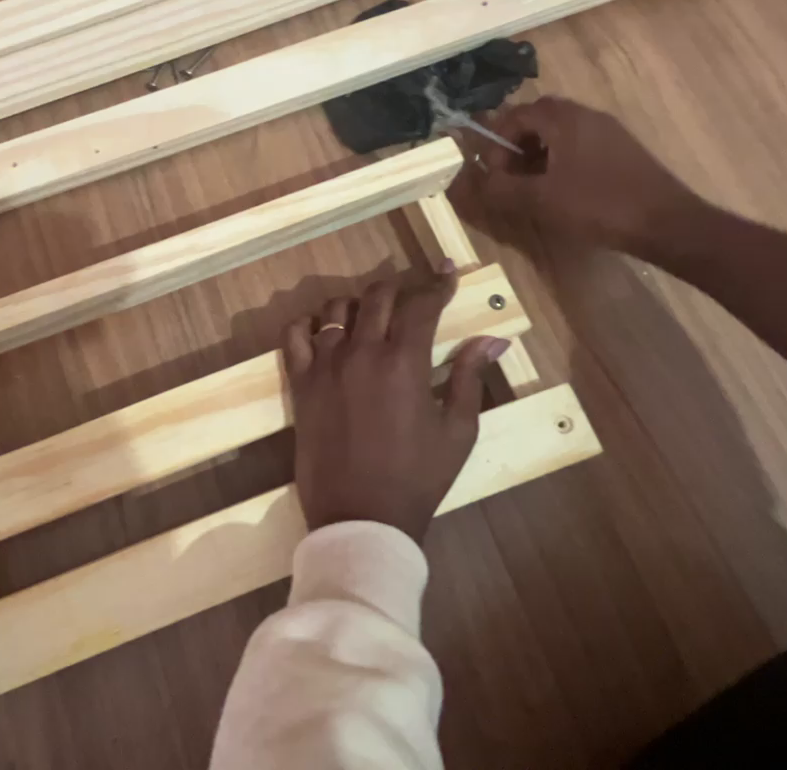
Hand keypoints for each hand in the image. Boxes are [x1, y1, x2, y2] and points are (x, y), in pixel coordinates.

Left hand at [282, 265, 509, 542]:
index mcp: (404, 362)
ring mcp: (325, 365)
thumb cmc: (417, 478)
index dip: (437, 283)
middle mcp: (361, 352)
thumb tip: (493, 339)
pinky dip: (307, 323)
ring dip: (356, 304)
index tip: (447, 270)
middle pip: (377, 296)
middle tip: (411, 298)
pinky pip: (294, 335)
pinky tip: (322, 330)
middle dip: (399, 288)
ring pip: (335, 309)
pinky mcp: (300, 383)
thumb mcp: (457, 431)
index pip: (421, 304)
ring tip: (369, 317)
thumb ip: (470, 378)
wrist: (360, 517)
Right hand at [449, 96, 704, 256]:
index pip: (517, 114)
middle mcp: (587, 116)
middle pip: (538, 118)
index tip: (494, 171)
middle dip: (515, 144)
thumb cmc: (598, 206)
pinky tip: (560, 190)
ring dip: (536, 153)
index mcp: (565, 120)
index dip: (497, 140)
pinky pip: (578, 144)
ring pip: (559, 132)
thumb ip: (502, 189)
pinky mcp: (621, 151)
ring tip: (531, 186)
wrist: (666, 223)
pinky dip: (559, 160)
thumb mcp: (541, 201)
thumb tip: (474, 181)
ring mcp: (608, 132)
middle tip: (508, 175)